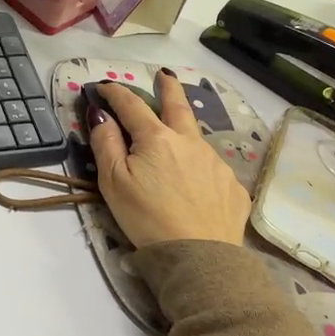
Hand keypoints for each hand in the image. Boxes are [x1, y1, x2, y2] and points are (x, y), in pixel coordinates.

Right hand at [88, 72, 251, 248]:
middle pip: (178, 106)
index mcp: (157, 139)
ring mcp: (216, 163)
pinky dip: (197, 165)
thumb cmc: (147, 218)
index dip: (116, 92)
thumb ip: (105, 143)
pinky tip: (192, 182)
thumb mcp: (113, 182)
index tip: (104, 86)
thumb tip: (101, 115)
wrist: (201, 259)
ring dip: (182, 132)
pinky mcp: (232, 186)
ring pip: (195, 138)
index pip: (132, 105)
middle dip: (168, 88)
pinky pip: (210, 167)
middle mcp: (190, 142)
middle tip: (164, 76)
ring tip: (172, 144)